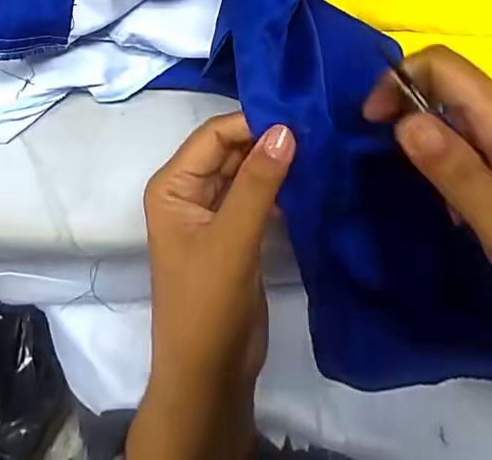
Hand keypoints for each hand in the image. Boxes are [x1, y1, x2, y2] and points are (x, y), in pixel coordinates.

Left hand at [130, 115, 291, 459]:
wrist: (209, 375)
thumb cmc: (208, 303)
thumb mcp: (233, 239)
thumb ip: (257, 183)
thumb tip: (286, 129)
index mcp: (172, 184)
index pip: (212, 136)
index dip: (251, 123)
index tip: (299, 117)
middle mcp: (187, 190)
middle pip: (228, 150)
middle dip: (266, 140)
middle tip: (317, 129)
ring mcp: (211, 212)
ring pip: (243, 172)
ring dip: (273, 163)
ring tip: (319, 148)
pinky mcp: (233, 233)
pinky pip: (254, 197)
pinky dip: (277, 188)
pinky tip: (308, 182)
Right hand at [365, 46, 491, 359]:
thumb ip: (455, 172)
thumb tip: (404, 120)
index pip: (443, 64)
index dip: (398, 80)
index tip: (373, 124)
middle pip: (447, 83)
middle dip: (407, 109)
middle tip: (394, 164)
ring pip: (458, 112)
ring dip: (428, 139)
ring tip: (431, 192)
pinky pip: (475, 138)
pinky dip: (451, 158)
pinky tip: (460, 204)